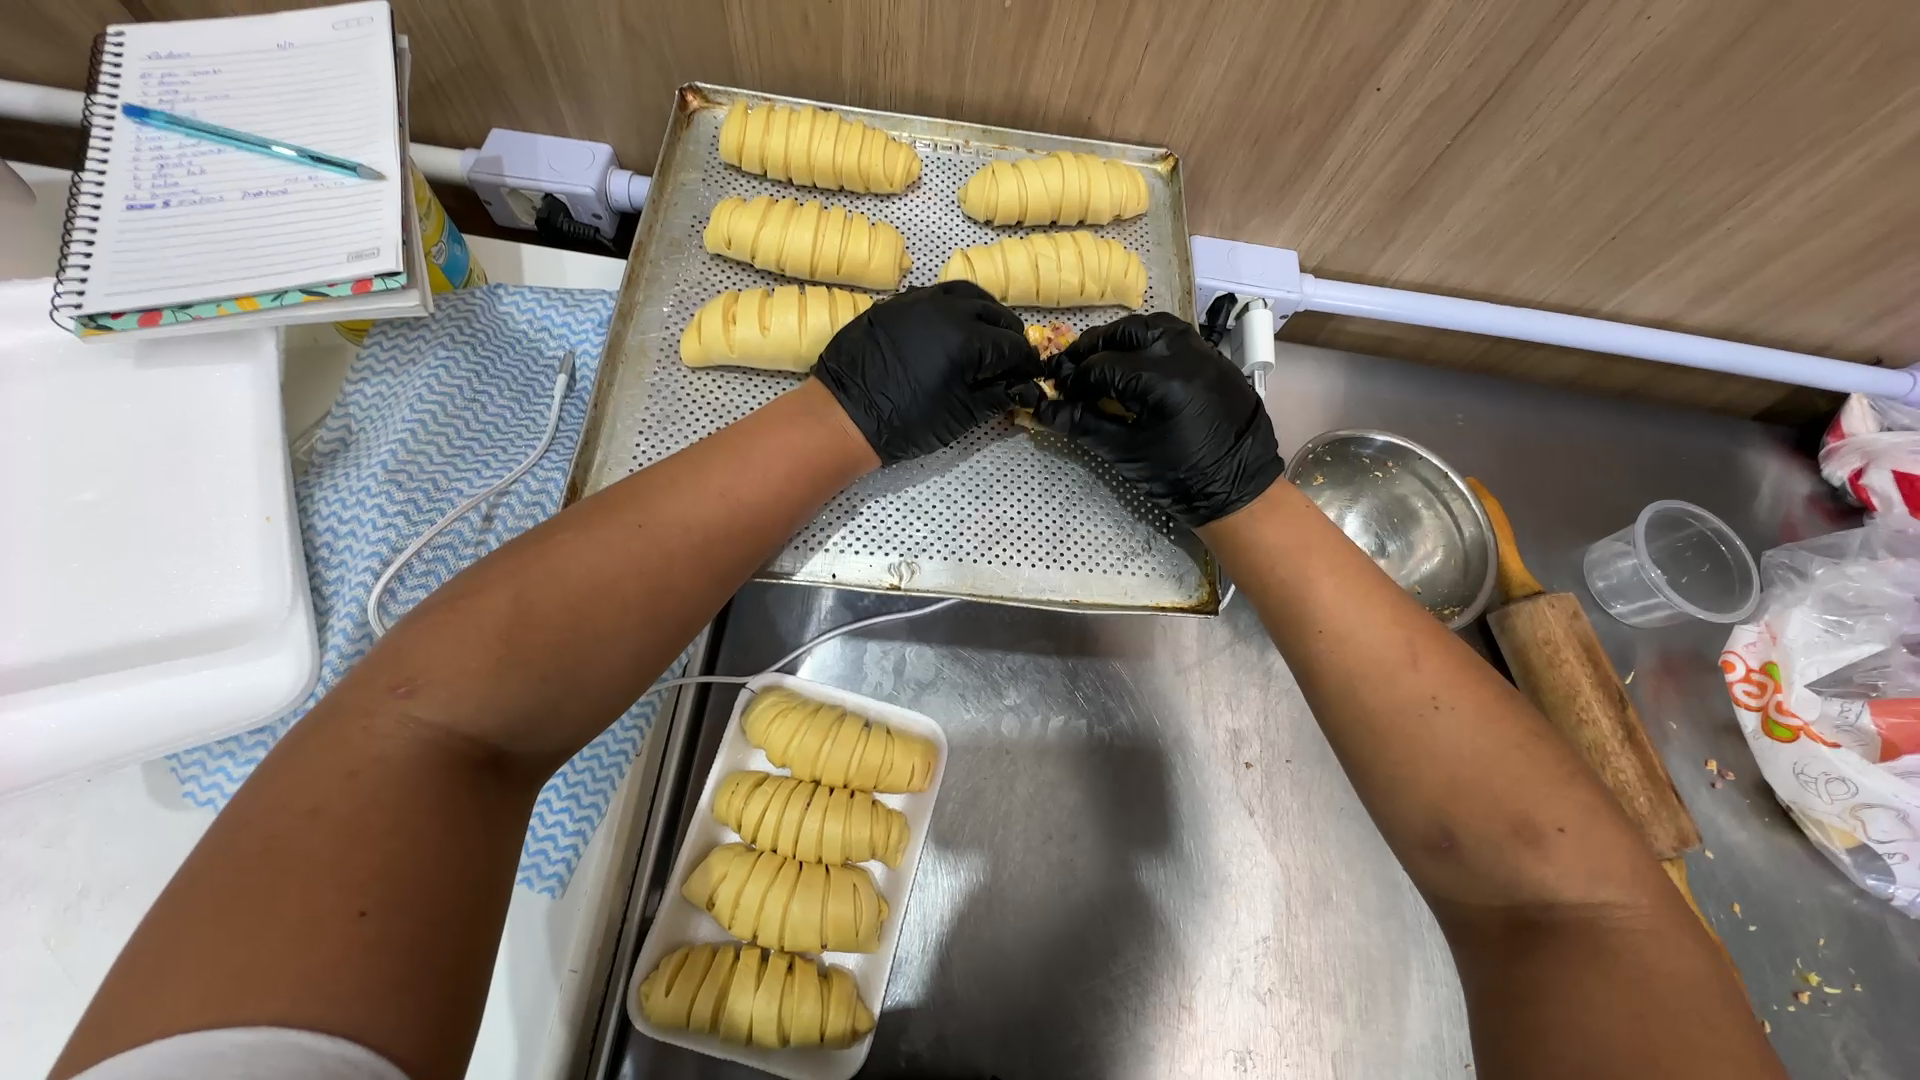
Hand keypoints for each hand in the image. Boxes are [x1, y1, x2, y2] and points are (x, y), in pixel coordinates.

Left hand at [814, 282, 1042, 464]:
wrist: (844, 416)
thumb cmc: (905, 423)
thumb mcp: (960, 416)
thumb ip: (997, 396)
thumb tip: (1022, 389)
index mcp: (967, 337)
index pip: (1011, 345)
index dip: (1027, 363)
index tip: (1032, 376)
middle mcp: (946, 308)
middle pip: (993, 311)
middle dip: (1009, 334)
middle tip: (1013, 357)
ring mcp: (917, 301)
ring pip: (964, 294)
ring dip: (984, 312)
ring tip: (988, 334)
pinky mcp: (894, 304)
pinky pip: (934, 295)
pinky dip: (954, 307)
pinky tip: (952, 328)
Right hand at [1032, 312, 1283, 526]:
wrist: (1239, 490)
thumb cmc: (1180, 478)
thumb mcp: (1126, 453)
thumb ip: (1084, 425)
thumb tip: (1045, 410)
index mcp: (1160, 379)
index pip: (1101, 366)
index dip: (1074, 379)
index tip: (1059, 392)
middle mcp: (1183, 354)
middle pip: (1124, 332)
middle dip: (1093, 348)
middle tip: (1073, 368)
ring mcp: (1204, 352)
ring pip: (1152, 325)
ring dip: (1122, 338)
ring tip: (1104, 360)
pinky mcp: (1215, 359)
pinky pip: (1176, 336)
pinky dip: (1149, 342)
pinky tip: (1138, 365)